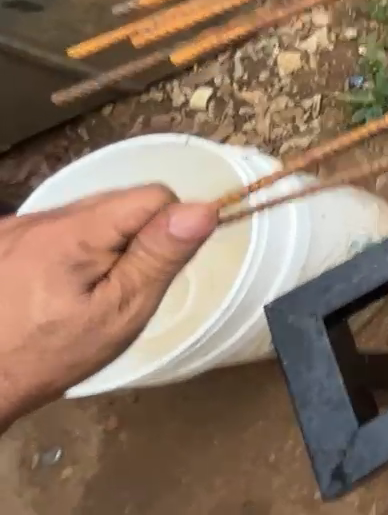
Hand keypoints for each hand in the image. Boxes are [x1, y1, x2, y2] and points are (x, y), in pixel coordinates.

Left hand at [0, 187, 216, 428]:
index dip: (168, 226)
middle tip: (118, 282)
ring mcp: (5, 230)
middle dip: (132, 233)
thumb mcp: (122, 309)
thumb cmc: (52, 355)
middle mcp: (31, 222)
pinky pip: (55, 225)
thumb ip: (161, 255)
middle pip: (117, 201)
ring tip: (80, 286)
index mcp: (67, 235)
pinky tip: (50, 281)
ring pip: (88, 212)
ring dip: (100, 239)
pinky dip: (67, 246)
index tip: (152, 266)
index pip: (153, 197)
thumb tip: (203, 209)